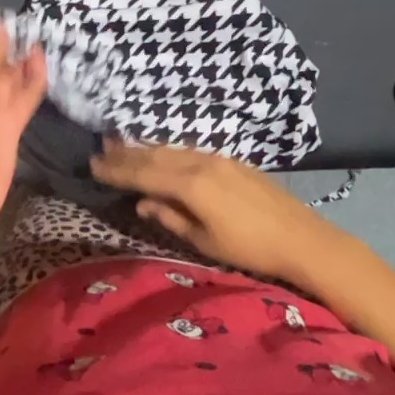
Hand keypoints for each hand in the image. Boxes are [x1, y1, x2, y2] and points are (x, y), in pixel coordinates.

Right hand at [90, 140, 342, 281]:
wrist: (302, 239)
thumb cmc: (249, 248)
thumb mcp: (203, 240)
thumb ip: (170, 217)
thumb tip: (143, 202)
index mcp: (190, 185)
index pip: (143, 174)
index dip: (116, 171)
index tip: (92, 165)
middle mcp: (201, 163)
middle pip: (155, 156)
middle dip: (125, 155)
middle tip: (100, 150)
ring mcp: (219, 159)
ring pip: (173, 150)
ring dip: (145, 149)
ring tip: (122, 146)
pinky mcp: (233, 161)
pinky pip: (190, 151)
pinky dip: (168, 152)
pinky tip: (162, 154)